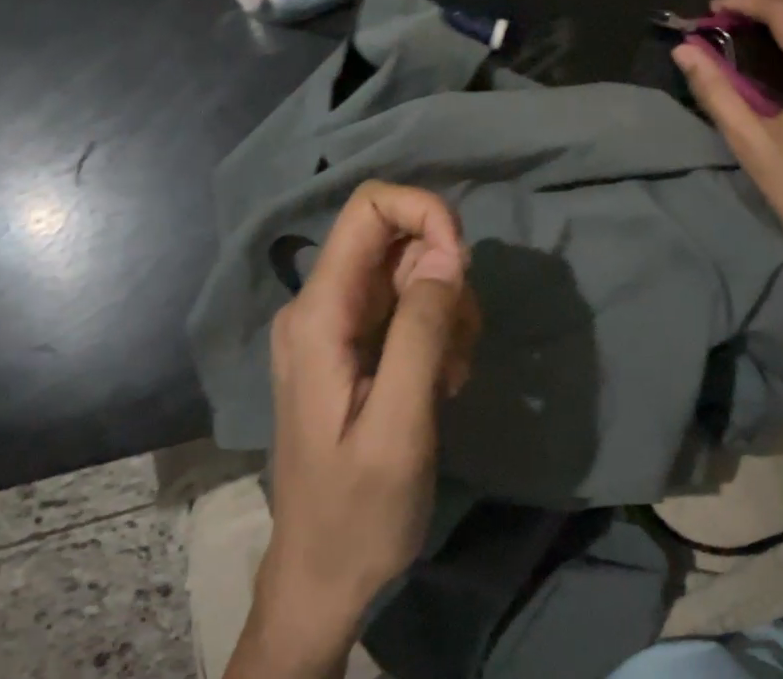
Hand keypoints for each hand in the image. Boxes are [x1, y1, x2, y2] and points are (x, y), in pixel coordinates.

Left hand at [247, 182, 480, 671]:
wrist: (323, 574)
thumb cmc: (358, 511)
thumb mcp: (399, 426)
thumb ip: (421, 332)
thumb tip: (448, 253)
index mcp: (318, 315)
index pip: (368, 208)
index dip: (425, 213)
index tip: (464, 265)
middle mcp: (320, 306)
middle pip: (395, 239)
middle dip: (445, 276)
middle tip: (461, 345)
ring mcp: (335, 327)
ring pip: (409, 272)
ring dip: (447, 311)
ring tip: (451, 376)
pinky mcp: (353, 347)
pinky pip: (406, 308)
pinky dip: (437, 333)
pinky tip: (442, 383)